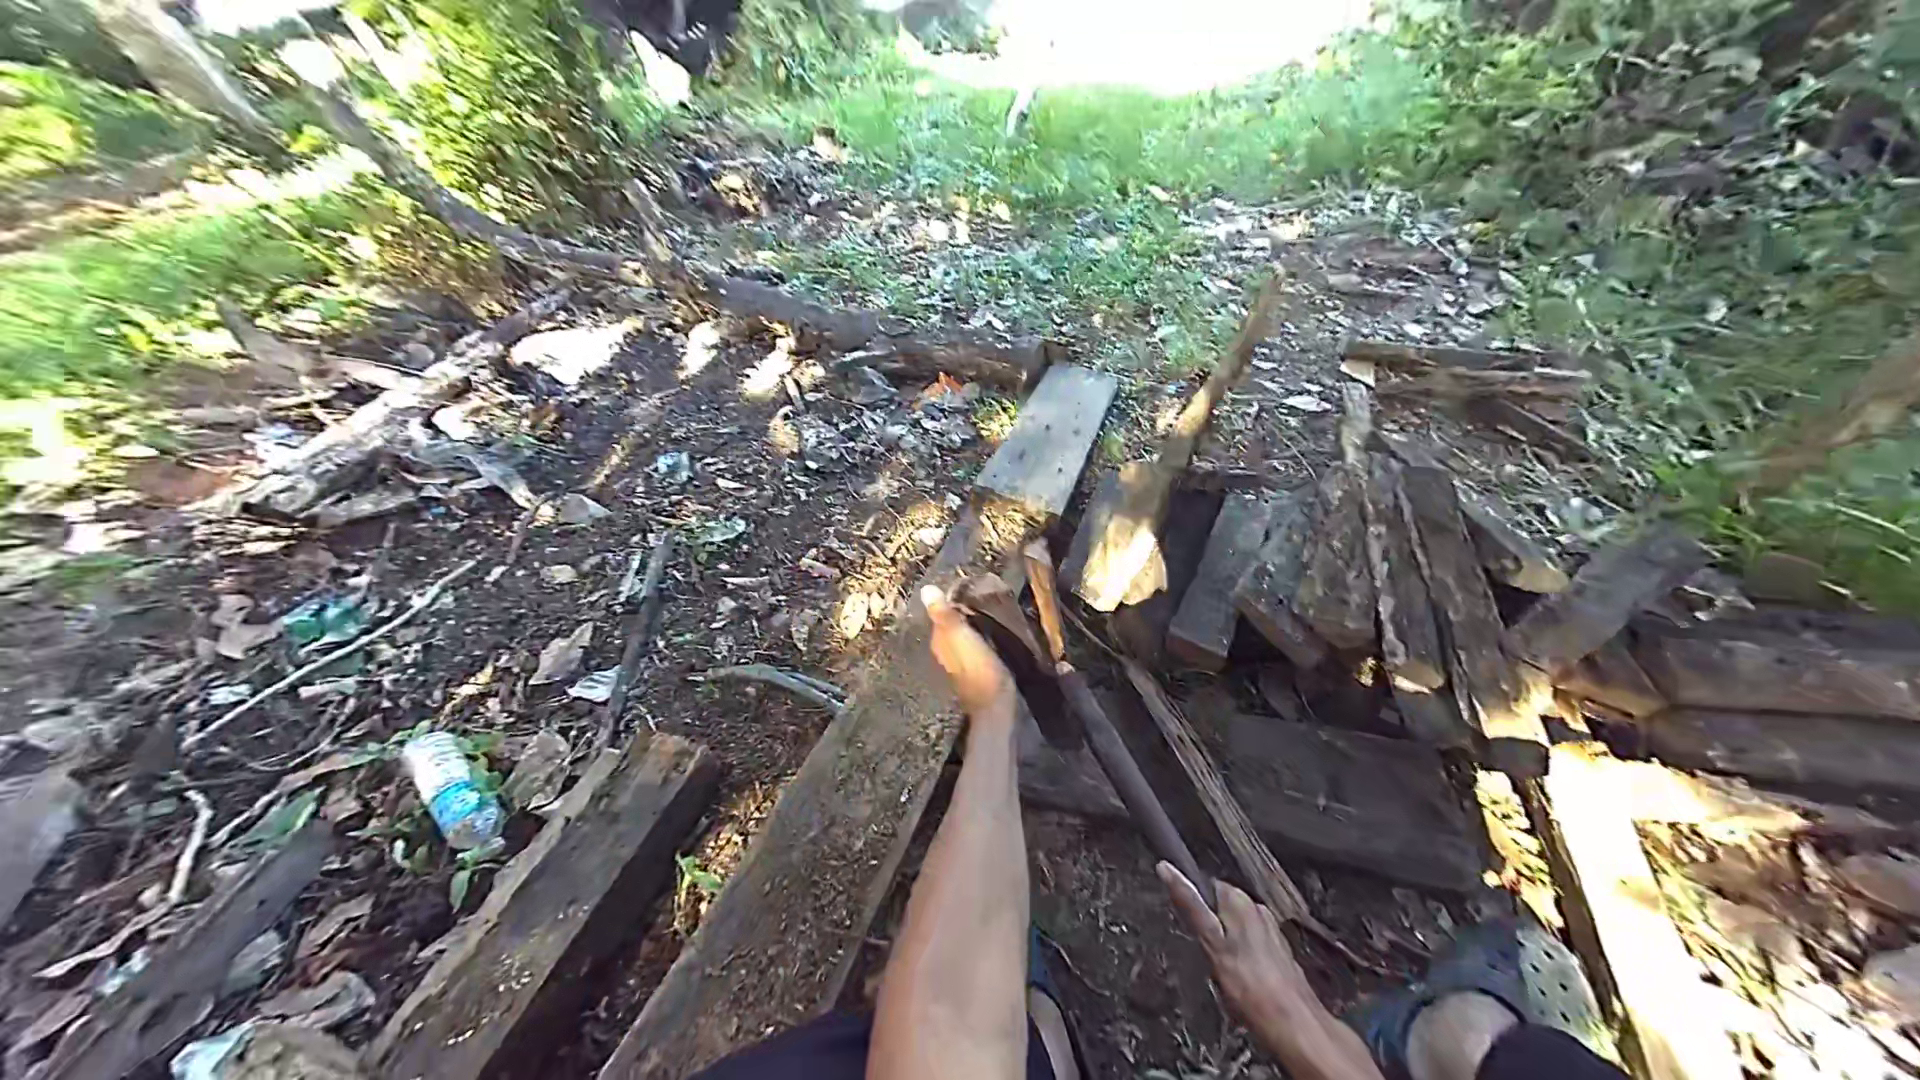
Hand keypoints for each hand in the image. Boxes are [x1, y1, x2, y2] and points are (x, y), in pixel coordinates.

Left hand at [922, 584, 1015, 724]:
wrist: (994, 705)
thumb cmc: (978, 668)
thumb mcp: (960, 636)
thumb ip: (943, 614)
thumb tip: (925, 589)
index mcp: (938, 640)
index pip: (941, 612)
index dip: (954, 599)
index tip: (970, 586)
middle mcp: (943, 651)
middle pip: (950, 624)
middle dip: (962, 612)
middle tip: (981, 596)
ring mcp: (957, 663)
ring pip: (960, 636)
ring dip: (970, 626)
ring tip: (987, 611)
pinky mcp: (972, 670)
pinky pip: (971, 647)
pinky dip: (977, 639)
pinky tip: (988, 635)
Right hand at [1158, 862, 1321, 1037]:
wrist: (1296, 1028)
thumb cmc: (1251, 987)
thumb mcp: (1209, 941)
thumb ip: (1188, 903)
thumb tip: (1166, 868)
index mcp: (1239, 899)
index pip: (1204, 886)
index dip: (1194, 910)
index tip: (1194, 932)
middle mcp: (1257, 909)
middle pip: (1219, 911)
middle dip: (1211, 933)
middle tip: (1210, 959)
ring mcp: (1271, 932)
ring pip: (1234, 933)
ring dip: (1226, 951)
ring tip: (1227, 977)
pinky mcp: (1279, 954)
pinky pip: (1250, 952)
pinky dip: (1243, 966)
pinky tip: (1243, 986)